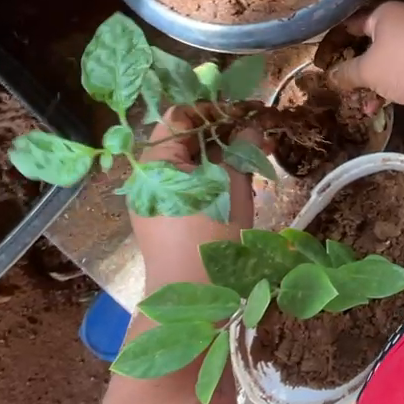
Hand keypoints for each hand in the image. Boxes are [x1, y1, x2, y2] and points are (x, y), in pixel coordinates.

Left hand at [130, 107, 256, 289]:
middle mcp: (146, 177)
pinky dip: (212, 179)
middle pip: (184, 141)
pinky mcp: (163, 221)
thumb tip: (252, 126)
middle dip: (222, 134)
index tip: (244, 115)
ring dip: (221, 157)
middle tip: (257, 135)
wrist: (192, 293)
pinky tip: (239, 183)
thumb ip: (241, 146)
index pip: (180, 116)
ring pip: (189, 166)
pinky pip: (188, 187)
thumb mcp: (233, 181)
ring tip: (255, 159)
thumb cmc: (211, 228)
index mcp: (155, 161)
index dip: (213, 110)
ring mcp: (153, 200)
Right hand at [327, 2, 403, 110]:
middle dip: (354, 67)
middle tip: (338, 86)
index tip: (320, 58)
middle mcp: (401, 23)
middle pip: (370, 44)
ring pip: (387, 62)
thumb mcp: (369, 70)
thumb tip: (331, 75)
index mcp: (384, 14)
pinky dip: (391, 87)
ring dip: (373, 83)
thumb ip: (347, 73)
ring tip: (358, 104)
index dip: (334, 39)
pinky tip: (378, 108)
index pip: (351, 22)